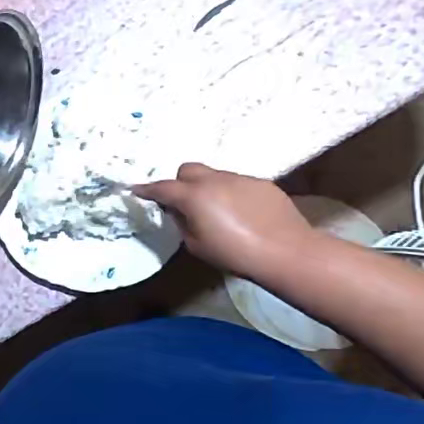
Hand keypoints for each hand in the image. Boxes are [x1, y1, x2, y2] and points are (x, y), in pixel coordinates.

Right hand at [135, 163, 317, 279]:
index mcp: (194, 196)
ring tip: (217, 212)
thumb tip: (180, 212)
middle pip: (188, 170)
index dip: (147, 190)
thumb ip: (183, 224)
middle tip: (184, 203)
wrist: (285, 251)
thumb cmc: (235, 254)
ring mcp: (240, 178)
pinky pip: (238, 183)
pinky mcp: (261, 183)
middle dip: (180, 183)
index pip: (163, 188)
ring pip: (215, 175)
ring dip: (208, 188)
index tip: (137, 190)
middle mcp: (215, 180)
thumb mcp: (197, 246)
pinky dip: (232, 194)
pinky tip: (243, 215)